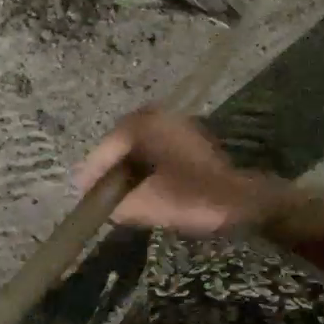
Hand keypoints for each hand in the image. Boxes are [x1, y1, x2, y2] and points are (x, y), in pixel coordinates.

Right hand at [73, 109, 264, 236]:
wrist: (243, 200)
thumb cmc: (191, 198)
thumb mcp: (147, 205)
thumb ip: (119, 205)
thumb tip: (108, 208)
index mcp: (143, 125)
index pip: (106, 148)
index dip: (92, 173)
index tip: (80, 193)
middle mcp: (157, 115)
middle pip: (121, 142)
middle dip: (110, 167)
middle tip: (98, 192)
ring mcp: (176, 123)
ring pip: (140, 144)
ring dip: (128, 166)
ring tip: (118, 191)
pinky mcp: (190, 137)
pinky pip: (157, 147)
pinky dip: (146, 164)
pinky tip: (144, 184)